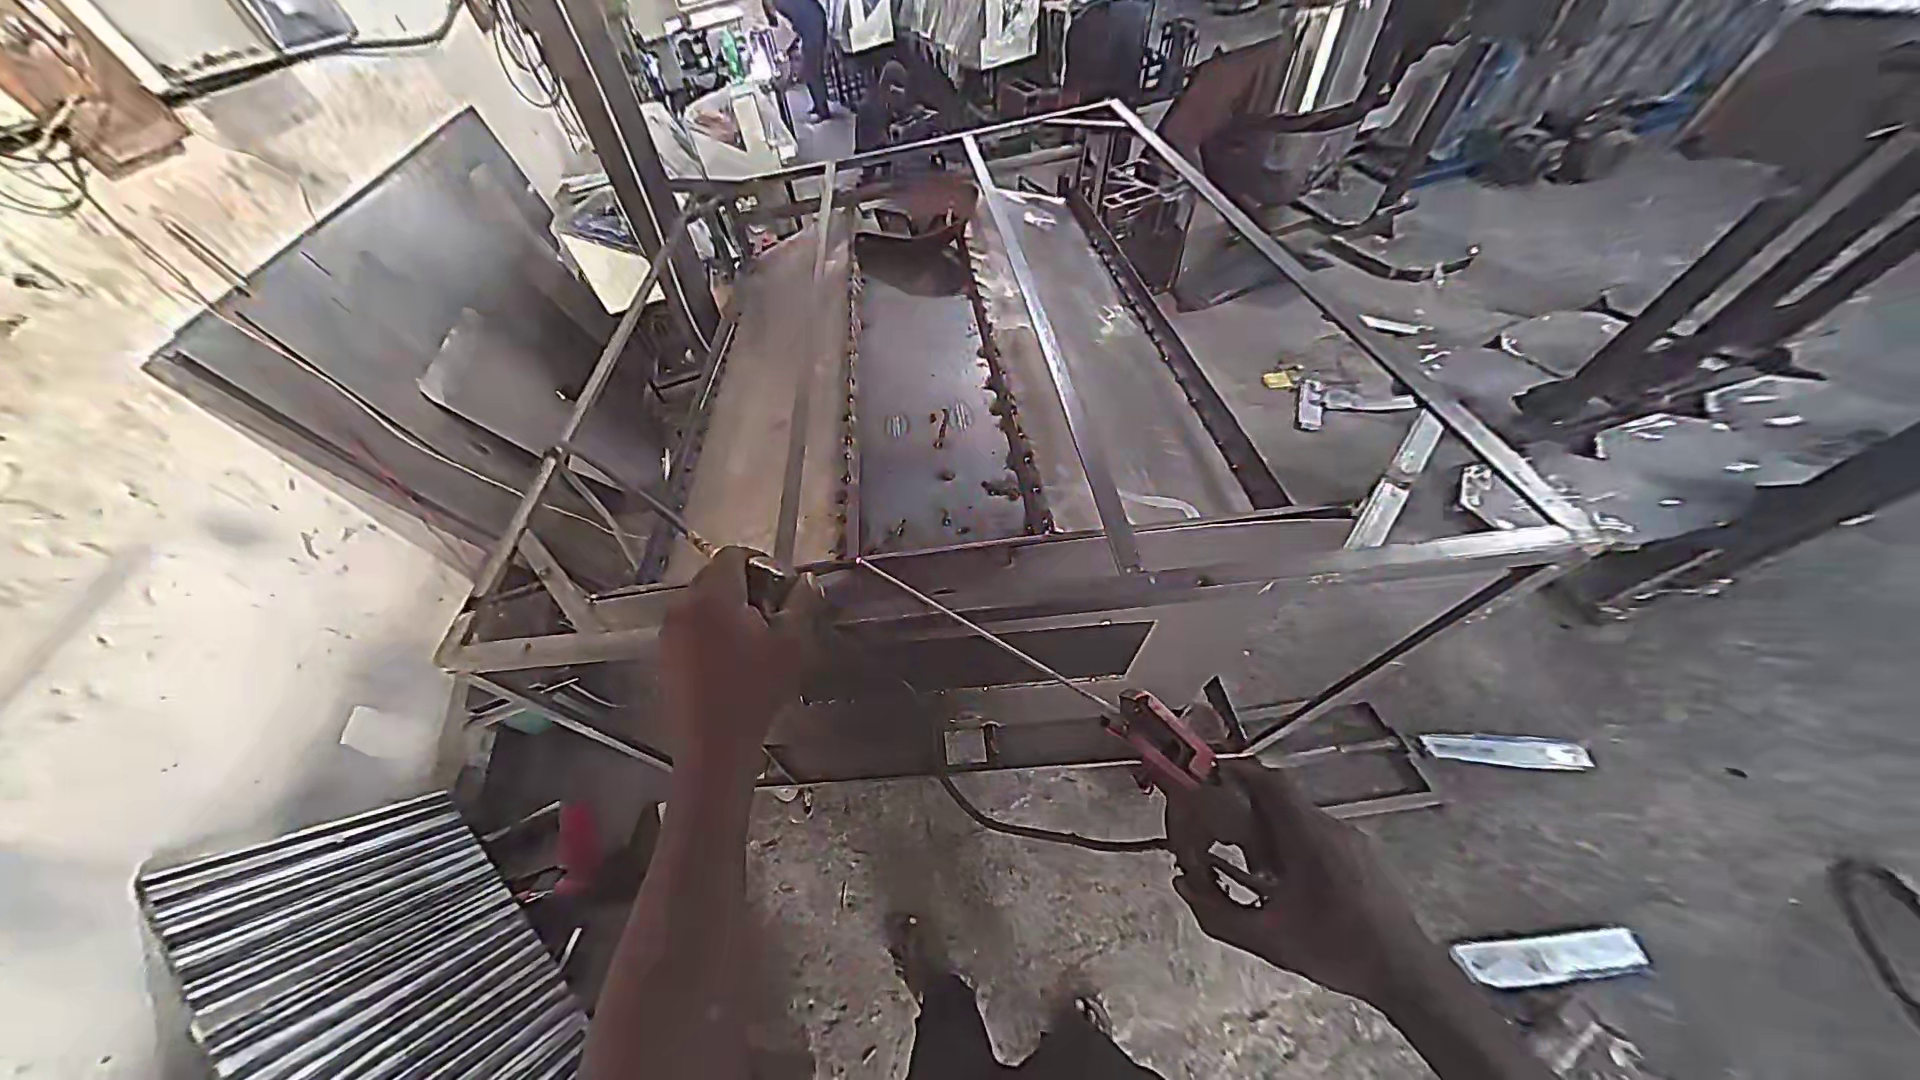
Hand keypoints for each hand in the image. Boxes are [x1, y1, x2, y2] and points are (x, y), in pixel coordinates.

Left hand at [658, 548, 816, 774]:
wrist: (713, 745)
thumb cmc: (756, 690)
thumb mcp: (791, 644)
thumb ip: (801, 603)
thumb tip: (805, 581)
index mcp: (713, 596)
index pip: (733, 555)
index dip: (762, 564)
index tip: (781, 590)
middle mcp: (683, 605)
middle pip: (716, 576)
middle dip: (746, 587)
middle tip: (773, 615)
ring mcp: (669, 631)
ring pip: (703, 602)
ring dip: (729, 609)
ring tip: (754, 640)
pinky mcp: (664, 654)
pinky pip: (692, 625)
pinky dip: (712, 629)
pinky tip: (731, 659)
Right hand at [1164, 759, 1441, 1008]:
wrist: (1410, 977)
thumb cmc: (1339, 952)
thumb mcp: (1269, 940)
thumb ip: (1218, 912)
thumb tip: (1182, 885)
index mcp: (1307, 836)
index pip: (1269, 780)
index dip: (1235, 769)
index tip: (1208, 774)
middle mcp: (1329, 827)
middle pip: (1279, 794)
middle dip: (1244, 800)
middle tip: (1218, 820)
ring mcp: (1349, 839)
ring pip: (1297, 813)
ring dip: (1267, 824)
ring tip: (1248, 856)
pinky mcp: (1361, 854)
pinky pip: (1315, 830)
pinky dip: (1290, 839)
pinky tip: (1284, 876)